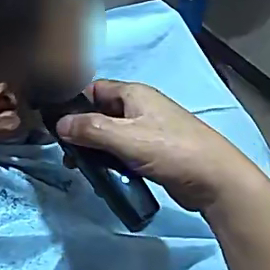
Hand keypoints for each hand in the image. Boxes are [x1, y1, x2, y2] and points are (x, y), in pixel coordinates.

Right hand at [54, 80, 266, 212]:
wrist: (215, 179)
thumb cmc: (172, 151)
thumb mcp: (127, 138)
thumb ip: (92, 129)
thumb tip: (59, 124)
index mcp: (135, 93)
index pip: (95, 89)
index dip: (74, 103)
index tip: (54, 124)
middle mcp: (141, 107)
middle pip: (101, 112)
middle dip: (83, 131)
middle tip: (68, 154)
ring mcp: (149, 130)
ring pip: (112, 135)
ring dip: (96, 149)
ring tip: (82, 169)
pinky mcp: (154, 152)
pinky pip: (124, 151)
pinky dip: (112, 161)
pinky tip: (104, 177)